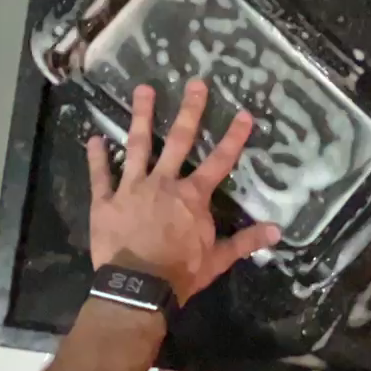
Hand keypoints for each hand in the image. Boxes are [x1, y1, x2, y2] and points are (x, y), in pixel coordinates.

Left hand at [87, 80, 280, 303]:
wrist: (139, 287)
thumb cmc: (181, 273)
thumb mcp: (218, 259)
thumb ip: (246, 241)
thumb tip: (277, 231)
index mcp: (193, 197)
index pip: (219, 162)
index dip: (234, 138)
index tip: (244, 114)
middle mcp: (164, 183)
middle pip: (178, 141)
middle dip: (189, 111)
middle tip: (195, 83)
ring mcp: (132, 188)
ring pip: (137, 146)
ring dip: (141, 116)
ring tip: (143, 90)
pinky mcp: (106, 201)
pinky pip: (101, 175)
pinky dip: (97, 157)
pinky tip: (93, 138)